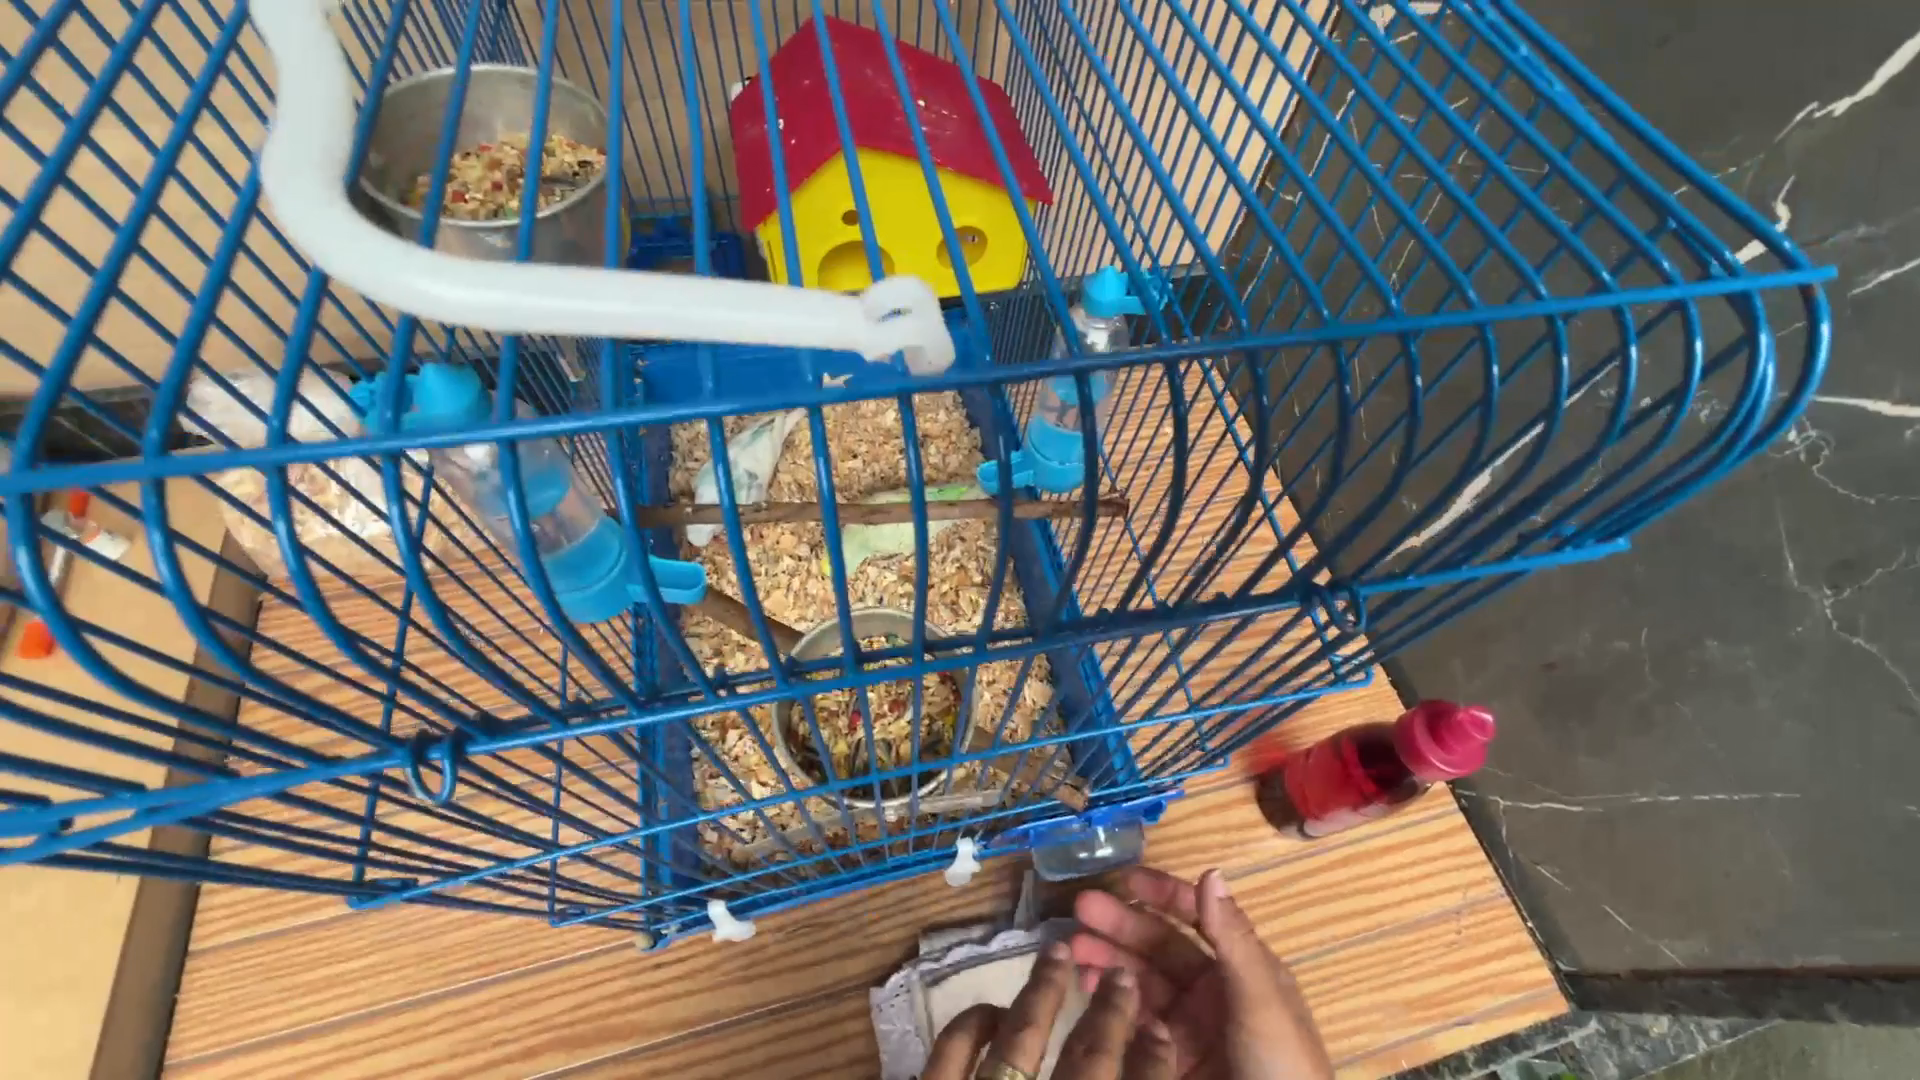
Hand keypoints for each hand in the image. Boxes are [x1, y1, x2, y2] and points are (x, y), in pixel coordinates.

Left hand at [924, 939, 1177, 1079]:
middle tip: (1123, 976)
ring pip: (1019, 1043)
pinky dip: (972, 1026)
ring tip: (1060, 952)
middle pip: (1087, 1066)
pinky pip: (951, 1054)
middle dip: (1108, 1017)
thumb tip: (1141, 1063)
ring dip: (1044, 993)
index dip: (1154, 1065)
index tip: (1165, 1030)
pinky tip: (990, 1009)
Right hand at [1070, 867, 1333, 1078]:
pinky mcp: (1168, 1060)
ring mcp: (1188, 1027)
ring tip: (1074, 949)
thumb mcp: (1261, 1002)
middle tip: (1080, 909)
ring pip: (1140, 979)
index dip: (1161, 894)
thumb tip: (1210, 870)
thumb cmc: (1282, 1068)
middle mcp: (1211, 990)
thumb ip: (1231, 939)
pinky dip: (1107, 1001)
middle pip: (1159, 946)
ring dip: (1108, 958)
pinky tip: (1084, 987)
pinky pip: (1132, 1021)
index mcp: (1240, 968)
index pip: (1196, 917)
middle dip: (1120, 924)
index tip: (1123, 879)